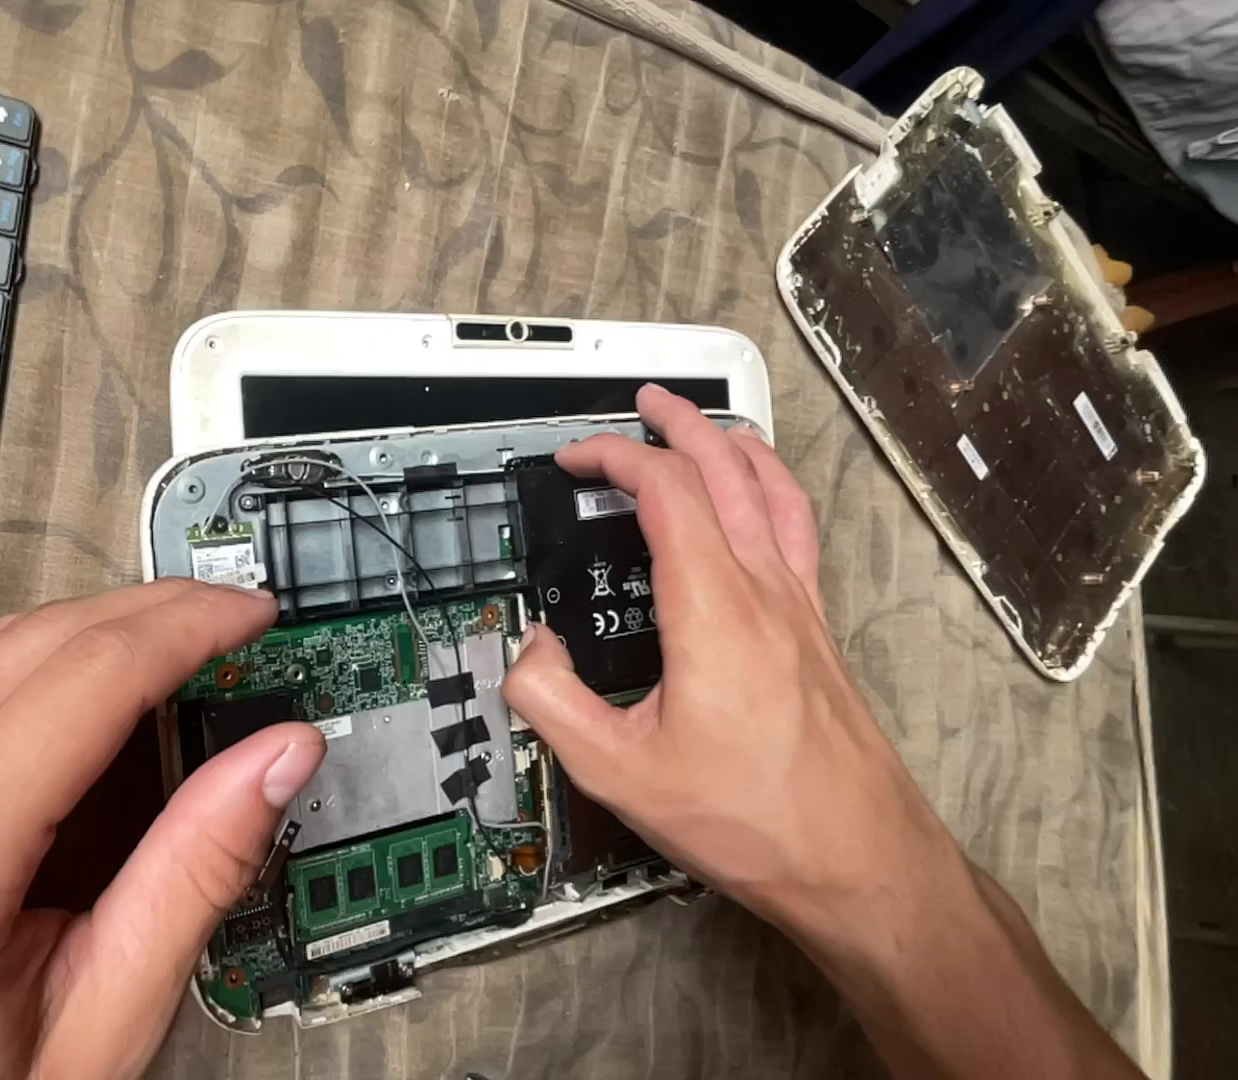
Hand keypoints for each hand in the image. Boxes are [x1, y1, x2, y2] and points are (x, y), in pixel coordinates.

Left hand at [0, 580, 325, 1079]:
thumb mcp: (97, 1026)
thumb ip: (196, 871)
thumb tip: (276, 758)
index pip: (89, 680)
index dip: (188, 628)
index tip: (246, 615)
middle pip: (38, 643)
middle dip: (150, 617)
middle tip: (224, 623)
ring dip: (91, 635)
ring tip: (168, 650)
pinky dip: (25, 669)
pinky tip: (78, 684)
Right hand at [503, 387, 1142, 1077]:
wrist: (862, 868)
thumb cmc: (751, 821)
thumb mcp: (615, 770)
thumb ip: (550, 699)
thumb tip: (526, 649)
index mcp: (713, 612)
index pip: (667, 492)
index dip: (614, 459)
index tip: (575, 459)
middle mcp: (765, 593)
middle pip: (727, 471)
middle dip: (679, 424)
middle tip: (644, 403)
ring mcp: (799, 607)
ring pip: (774, 490)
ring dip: (732, 444)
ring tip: (700, 425)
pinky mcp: (815, 630)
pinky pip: (799, 529)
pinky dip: (772, 488)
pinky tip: (758, 497)